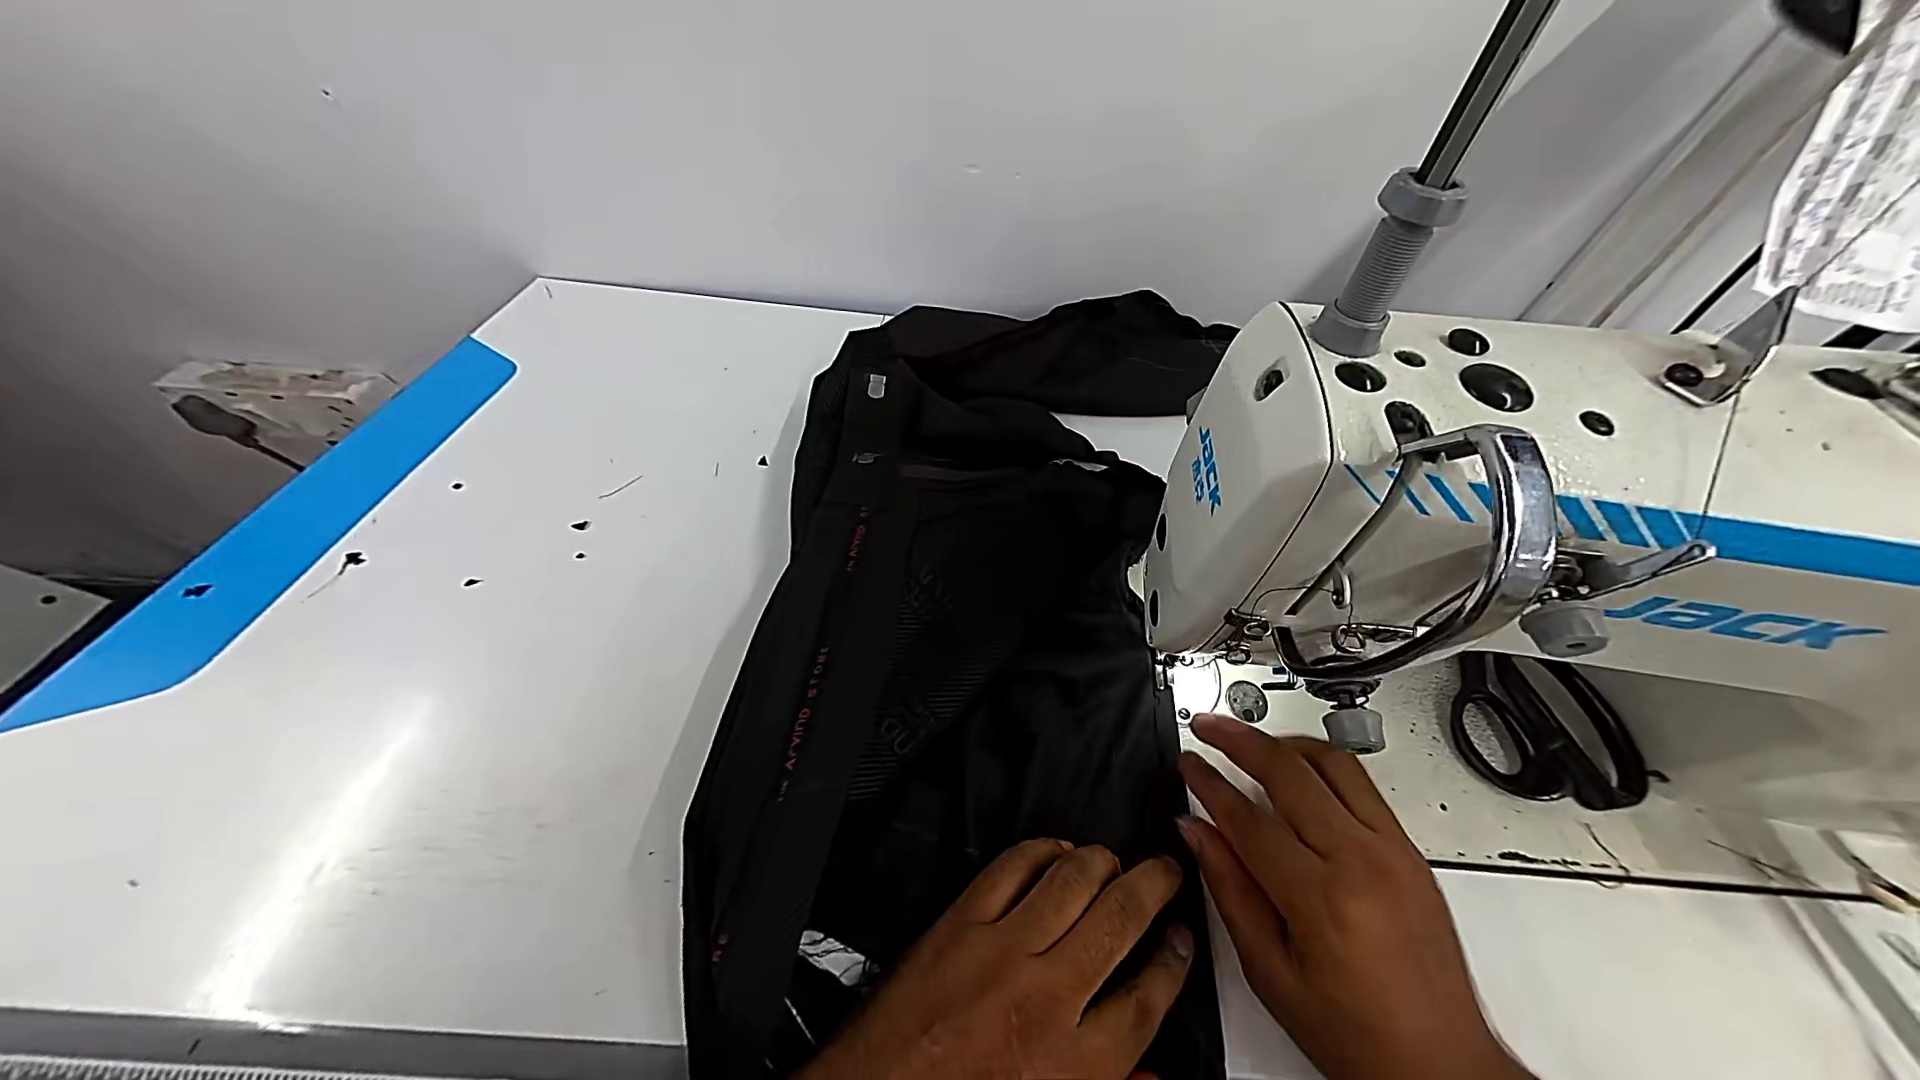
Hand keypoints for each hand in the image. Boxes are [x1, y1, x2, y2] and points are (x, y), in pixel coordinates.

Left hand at [799, 839, 1193, 1079]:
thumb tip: (1161, 1073)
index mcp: (1074, 1062)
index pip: (1149, 997)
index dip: (1174, 961)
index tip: (1181, 937)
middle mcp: (1046, 997)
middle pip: (1121, 919)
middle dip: (1153, 886)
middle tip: (1165, 871)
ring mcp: (1001, 950)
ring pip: (1071, 881)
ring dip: (1102, 860)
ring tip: (1114, 858)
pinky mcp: (961, 921)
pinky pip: (1011, 868)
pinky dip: (1039, 849)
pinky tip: (1054, 849)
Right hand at [1179, 713, 1531, 1079]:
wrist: (1443, 1065)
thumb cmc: (1360, 1037)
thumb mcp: (1269, 970)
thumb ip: (1228, 888)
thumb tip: (1195, 832)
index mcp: (1321, 899)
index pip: (1246, 815)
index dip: (1207, 782)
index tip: (1188, 765)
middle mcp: (1363, 864)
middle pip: (1289, 771)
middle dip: (1238, 739)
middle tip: (1209, 727)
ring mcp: (1394, 852)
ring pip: (1332, 762)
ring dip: (1282, 741)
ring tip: (1250, 736)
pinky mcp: (1412, 851)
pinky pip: (1362, 782)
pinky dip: (1320, 761)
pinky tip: (1297, 766)